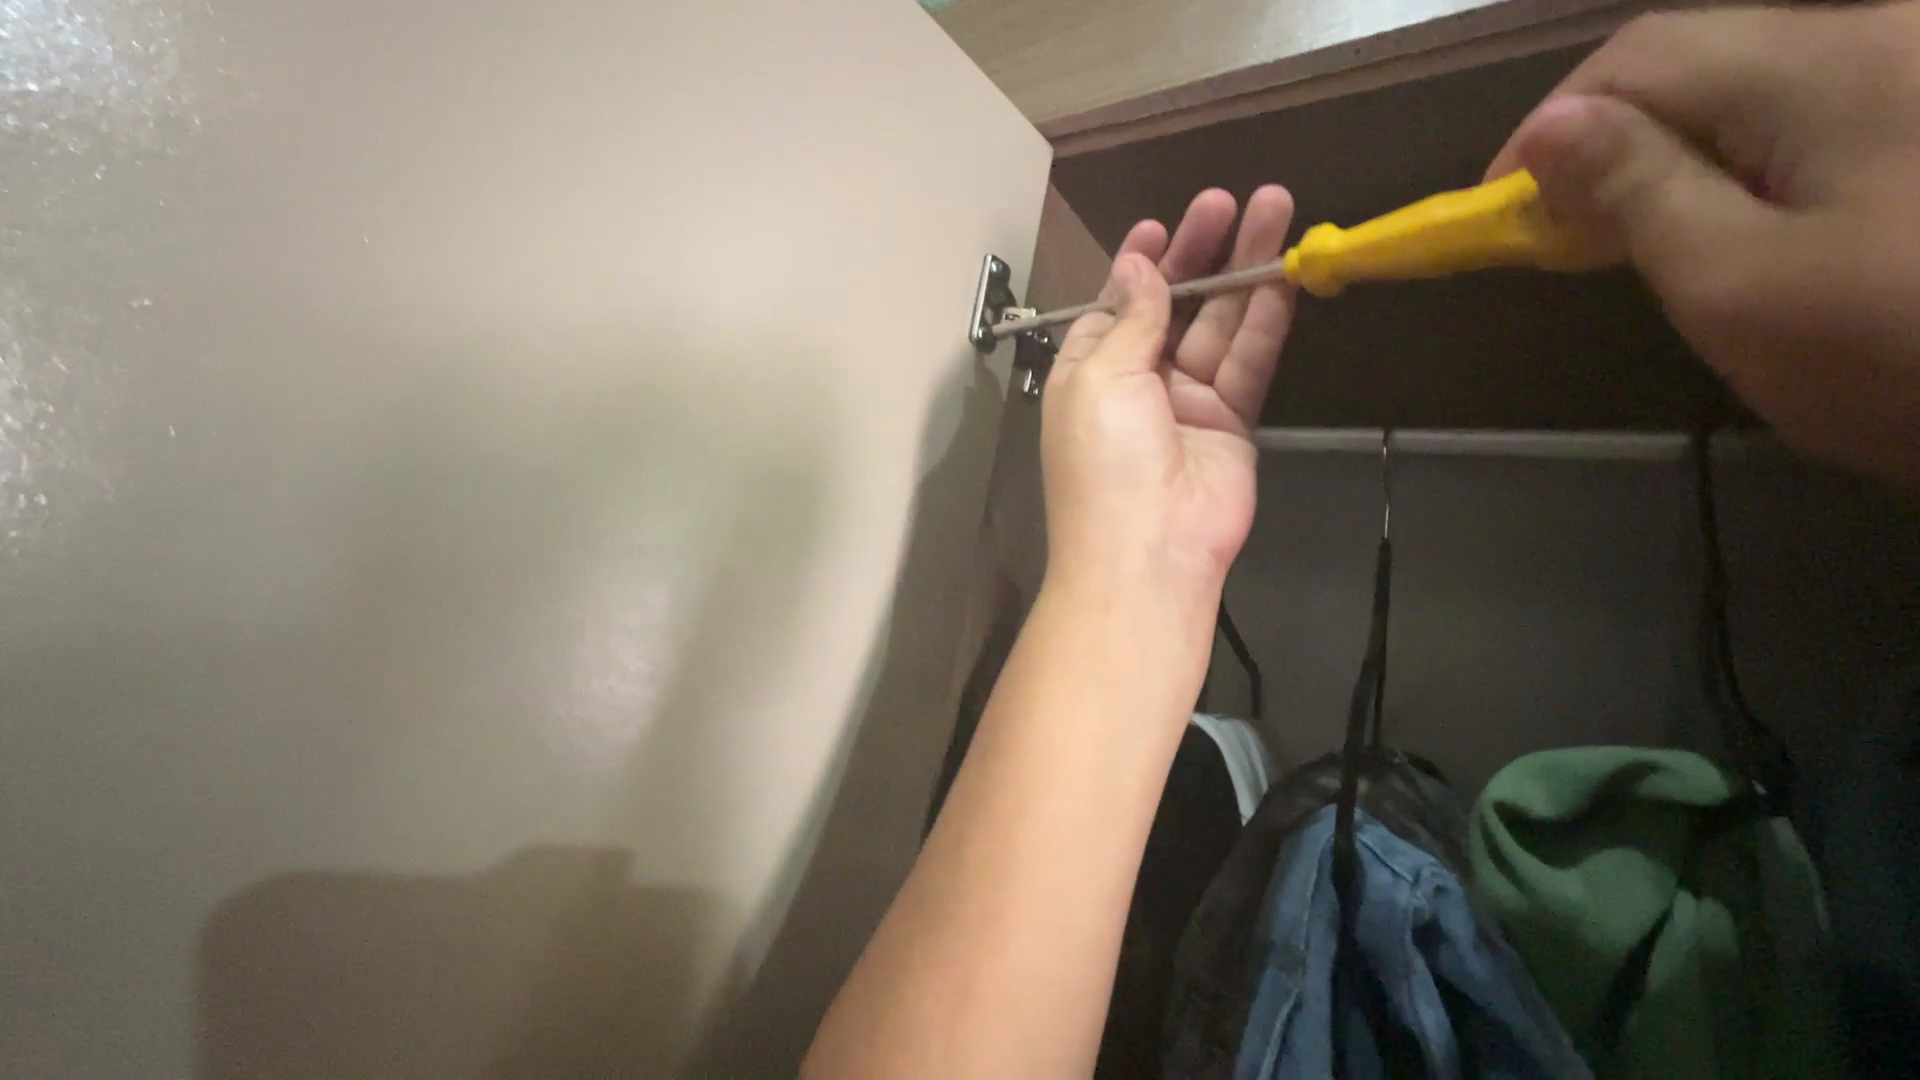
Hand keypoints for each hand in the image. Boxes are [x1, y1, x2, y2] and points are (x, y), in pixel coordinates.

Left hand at [1039, 186, 1295, 606]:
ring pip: (1218, 325)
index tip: (1162, 224)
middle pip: (1173, 305)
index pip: (1116, 304)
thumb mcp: (1100, 377)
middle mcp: (1135, 381)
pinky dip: (1265, 320)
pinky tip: (1284, 275)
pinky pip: (1247, 360)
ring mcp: (1184, 401)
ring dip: (1244, 272)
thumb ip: (1130, 318)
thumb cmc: (1103, 461)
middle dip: (1201, 253)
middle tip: (1233, 200)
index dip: (1139, 264)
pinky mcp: (1229, 421)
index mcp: (1088, 370)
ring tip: (1275, 210)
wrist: (1147, 551)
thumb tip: (1135, 266)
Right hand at [1489, 3, 1919, 486]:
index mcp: (1830, 67)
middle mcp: (1886, 34)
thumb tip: (1549, 130)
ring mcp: (1917, 69)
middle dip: (1599, 142)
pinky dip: (1719, 157)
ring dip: (1655, 151)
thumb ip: (1637, 193)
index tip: (1502, 216)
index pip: (1638, 59)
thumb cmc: (1895, 351)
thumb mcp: (1732, 282)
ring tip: (1618, 231)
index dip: (1545, 131)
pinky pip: (1793, 109)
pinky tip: (1706, 213)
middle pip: (1692, 59)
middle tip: (1556, 234)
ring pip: (1738, 83)